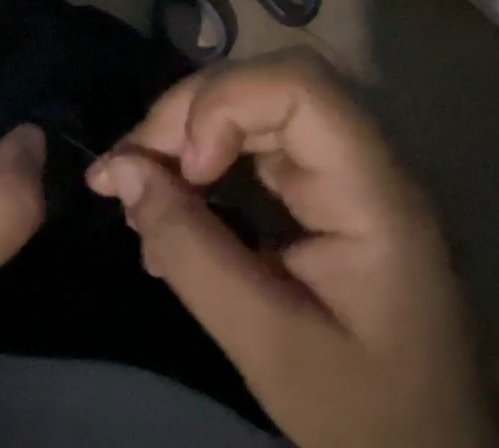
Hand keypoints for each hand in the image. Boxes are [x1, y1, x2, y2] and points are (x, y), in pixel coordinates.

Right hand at [87, 48, 498, 447]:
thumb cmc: (363, 411)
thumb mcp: (266, 343)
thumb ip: (191, 251)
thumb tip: (122, 171)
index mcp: (376, 198)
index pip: (301, 87)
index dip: (224, 104)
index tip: (187, 171)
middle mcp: (366, 167)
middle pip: (266, 87)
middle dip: (183, 117)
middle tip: (125, 173)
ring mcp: (345, 177)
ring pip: (249, 109)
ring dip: (181, 138)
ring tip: (132, 191)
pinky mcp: (322, 194)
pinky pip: (248, 146)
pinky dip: (196, 164)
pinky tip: (165, 207)